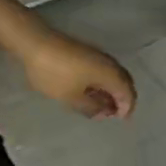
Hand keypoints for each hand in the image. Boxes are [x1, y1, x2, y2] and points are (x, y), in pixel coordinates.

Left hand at [11, 29, 136, 118]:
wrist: (37, 44)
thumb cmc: (55, 73)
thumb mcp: (70, 96)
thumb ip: (90, 108)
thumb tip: (103, 114)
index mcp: (112, 75)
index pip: (128, 94)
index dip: (127, 108)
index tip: (120, 121)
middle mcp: (112, 65)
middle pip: (125, 84)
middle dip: (122, 100)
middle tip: (112, 113)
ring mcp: (101, 58)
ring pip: (115, 77)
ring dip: (112, 91)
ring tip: (101, 105)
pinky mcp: (90, 54)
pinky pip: (105, 72)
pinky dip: (104, 84)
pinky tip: (92, 90)